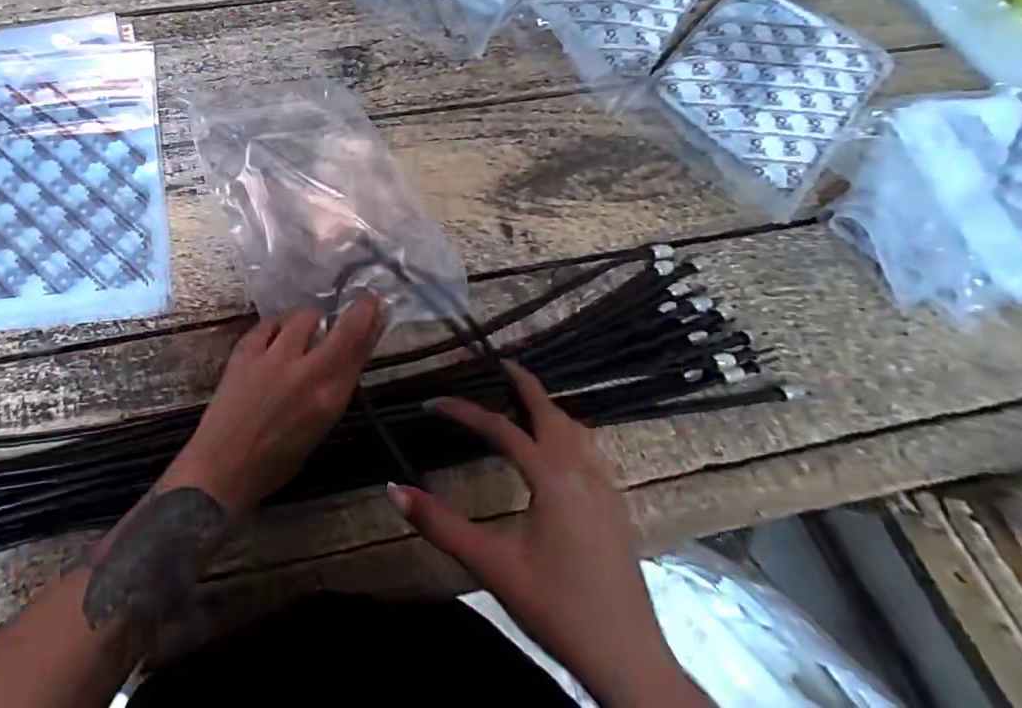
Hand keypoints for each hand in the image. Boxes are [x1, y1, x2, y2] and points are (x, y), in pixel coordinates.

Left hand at [158, 295, 384, 513]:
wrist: (222, 468)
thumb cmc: (276, 460)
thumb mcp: (319, 427)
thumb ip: (334, 390)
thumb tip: (347, 359)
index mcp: (329, 399)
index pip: (359, 352)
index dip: (372, 325)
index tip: (378, 308)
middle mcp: (306, 373)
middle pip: (342, 330)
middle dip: (358, 310)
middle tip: (363, 300)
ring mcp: (274, 359)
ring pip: (303, 318)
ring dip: (311, 319)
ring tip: (308, 327)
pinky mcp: (245, 352)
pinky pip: (268, 325)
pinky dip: (276, 327)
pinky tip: (276, 334)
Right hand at [387, 362, 707, 707]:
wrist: (629, 658)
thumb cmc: (557, 608)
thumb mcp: (493, 567)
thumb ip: (441, 526)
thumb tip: (392, 489)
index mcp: (553, 479)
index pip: (502, 429)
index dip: (464, 411)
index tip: (433, 402)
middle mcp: (583, 473)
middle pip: (552, 413)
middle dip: (524, 385)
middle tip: (499, 363)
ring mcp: (606, 490)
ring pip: (577, 430)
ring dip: (549, 409)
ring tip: (523, 403)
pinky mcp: (617, 509)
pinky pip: (590, 452)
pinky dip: (567, 433)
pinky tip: (556, 454)